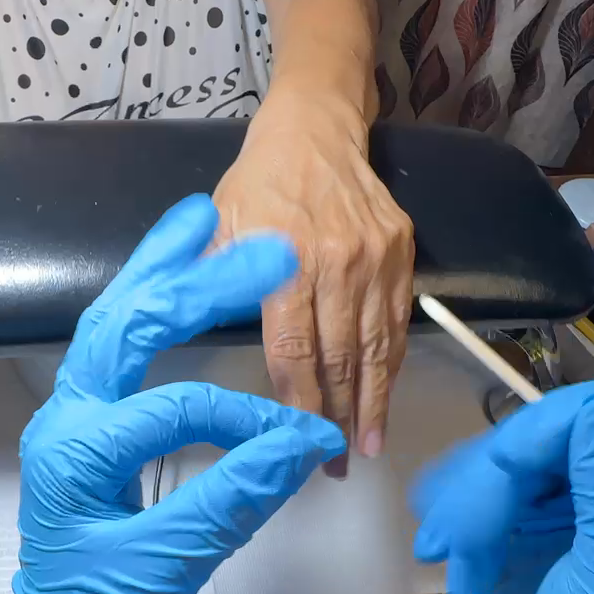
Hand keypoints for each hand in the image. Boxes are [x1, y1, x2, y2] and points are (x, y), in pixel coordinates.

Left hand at [0, 195, 346, 593]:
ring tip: (199, 219)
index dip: (251, 419)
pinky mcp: (89, 425)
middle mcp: (66, 417)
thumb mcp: (166, 568)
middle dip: (194, 281)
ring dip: (157, 272)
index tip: (310, 438)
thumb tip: (306, 442)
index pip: (176, 407)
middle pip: (126, 325)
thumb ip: (232, 500)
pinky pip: (116, 352)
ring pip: (112, 324)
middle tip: (264, 245)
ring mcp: (73, 416)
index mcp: (76, 451)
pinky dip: (148, 310)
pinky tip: (172, 284)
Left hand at [213, 89, 413, 474]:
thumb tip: (192, 338)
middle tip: (336, 465)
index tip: (303, 445)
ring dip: (374, 403)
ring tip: (369, 446)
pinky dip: (393, 365)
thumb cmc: (258, 183)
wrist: (317, 128)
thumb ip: (210, 283)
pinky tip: (386, 396)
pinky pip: (398, 323)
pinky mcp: (402, 254)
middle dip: (338, 419)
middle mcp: (337, 264)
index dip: (300, 404)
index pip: (294, 352)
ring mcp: (376, 259)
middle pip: (339, 360)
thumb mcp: (218, 225)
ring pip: (376, 347)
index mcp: (285, 262)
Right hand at [409, 378, 593, 593]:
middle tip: (452, 540)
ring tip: (445, 560)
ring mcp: (572, 501)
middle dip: (492, 486)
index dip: (555, 426)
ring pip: (504, 460)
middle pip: (547, 435)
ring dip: (465, 509)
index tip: (503, 467)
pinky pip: (481, 490)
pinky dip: (454, 518)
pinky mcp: (524, 520)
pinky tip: (441, 553)